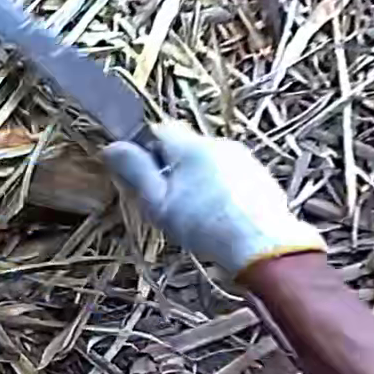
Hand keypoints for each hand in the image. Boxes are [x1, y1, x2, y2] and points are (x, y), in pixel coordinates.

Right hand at [102, 121, 324, 276]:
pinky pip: (225, 172)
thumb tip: (112, 146)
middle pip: (183, 145)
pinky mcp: (259, 175)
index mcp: (191, 147)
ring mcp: (243, 159)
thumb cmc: (202, 226)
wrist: (262, 246)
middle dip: (167, 165)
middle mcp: (220, 144)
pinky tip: (212, 213)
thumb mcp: (157, 201)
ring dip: (190, 176)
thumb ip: (135, 171)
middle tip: (161, 197)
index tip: (139, 174)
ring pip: (204, 160)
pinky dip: (213, 186)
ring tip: (188, 210)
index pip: (159, 128)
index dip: (144, 147)